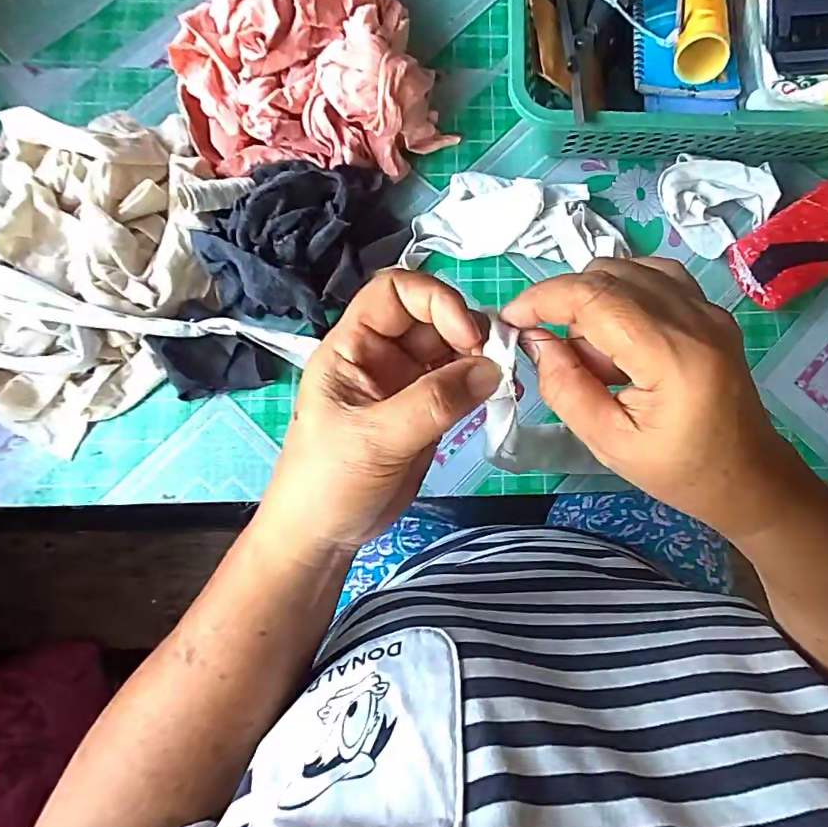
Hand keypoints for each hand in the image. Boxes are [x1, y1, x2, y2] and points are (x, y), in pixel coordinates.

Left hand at [259, 270, 498, 553]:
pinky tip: (501, 394)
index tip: (467, 335)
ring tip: (503, 379)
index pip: (395, 293)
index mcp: (353, 347)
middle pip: (432, 318)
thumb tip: (492, 370)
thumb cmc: (328, 482)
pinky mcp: (428, 411)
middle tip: (496, 361)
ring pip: (452, 349)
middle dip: (467, 330)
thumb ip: (433, 402)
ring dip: (481, 357)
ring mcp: (406, 383)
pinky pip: (462, 383)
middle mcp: (382, 356)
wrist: (324, 534)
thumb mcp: (376, 438)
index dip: (435, 301)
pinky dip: (483, 384)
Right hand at [500, 258, 817, 541]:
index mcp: (674, 355)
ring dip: (595, 299)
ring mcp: (708, 309)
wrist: (748, 475)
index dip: (544, 299)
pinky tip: (620, 339)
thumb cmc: (680, 471)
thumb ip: (565, 388)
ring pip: (630, 269)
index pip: (596, 297)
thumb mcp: (609, 443)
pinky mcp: (710, 311)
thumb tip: (536, 340)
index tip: (513, 320)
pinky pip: (654, 278)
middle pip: (610, 273)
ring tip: (597, 355)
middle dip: (566, 302)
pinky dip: (623, 296)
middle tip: (557, 353)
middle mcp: (696, 317)